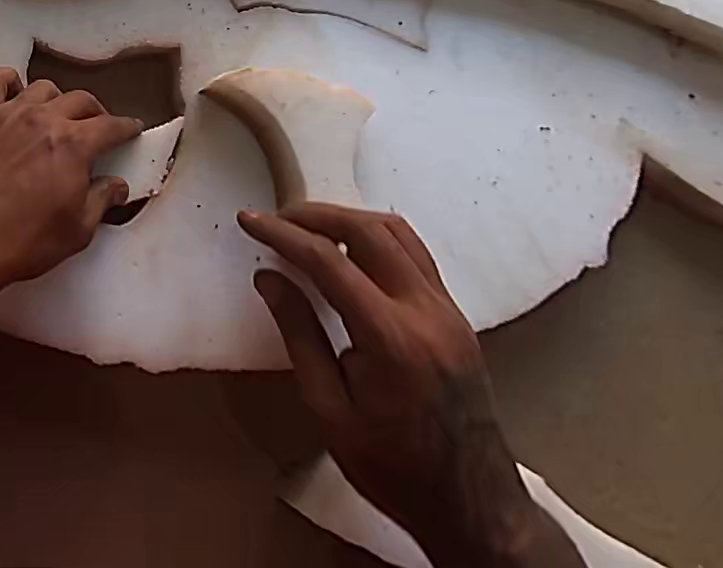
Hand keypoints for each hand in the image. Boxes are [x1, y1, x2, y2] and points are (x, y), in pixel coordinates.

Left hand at [0, 68, 142, 309]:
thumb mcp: (78, 230)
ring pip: (44, 88)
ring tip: (59, 116)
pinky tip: (16, 95)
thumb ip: (102, 200)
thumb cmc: (25, 240)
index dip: (126, 128)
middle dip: (97, 113)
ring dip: (58, 99)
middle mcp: (44, 119)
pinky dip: (9, 81)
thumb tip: (117, 186)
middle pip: (81, 100)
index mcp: (74, 144)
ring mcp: (10, 114)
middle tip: (99, 129)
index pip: (111, 126)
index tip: (131, 129)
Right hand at [239, 203, 582, 567]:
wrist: (474, 508)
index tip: (248, 220)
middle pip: (368, 230)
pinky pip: (413, 253)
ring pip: (397, 232)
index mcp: (391, 338)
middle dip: (315, 215)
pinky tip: (347, 249)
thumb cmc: (390, 466)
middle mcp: (426, 311)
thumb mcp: (327, 407)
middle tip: (276, 219)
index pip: (328, 261)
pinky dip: (373, 236)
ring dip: (346, 219)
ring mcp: (448, 310)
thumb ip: (298, 333)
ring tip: (307, 228)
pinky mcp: (456, 315)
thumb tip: (268, 277)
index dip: (281, 234)